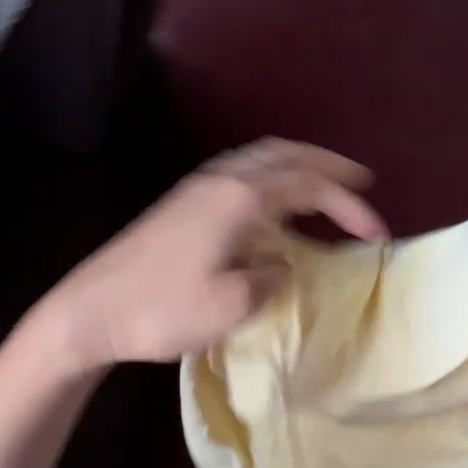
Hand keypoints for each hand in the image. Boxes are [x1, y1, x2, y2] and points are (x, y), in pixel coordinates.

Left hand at [27, 139, 388, 374]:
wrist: (89, 311)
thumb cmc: (161, 310)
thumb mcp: (231, 306)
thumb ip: (271, 280)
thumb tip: (284, 266)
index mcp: (239, 199)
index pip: (309, 187)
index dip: (349, 205)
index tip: (378, 233)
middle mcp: (221, 182)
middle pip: (284, 155)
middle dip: (326, 164)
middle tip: (359, 179)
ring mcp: (196, 189)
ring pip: (258, 158)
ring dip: (296, 165)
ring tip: (321, 184)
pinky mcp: (181, 205)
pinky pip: (239, 172)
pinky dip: (269, 176)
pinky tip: (270, 203)